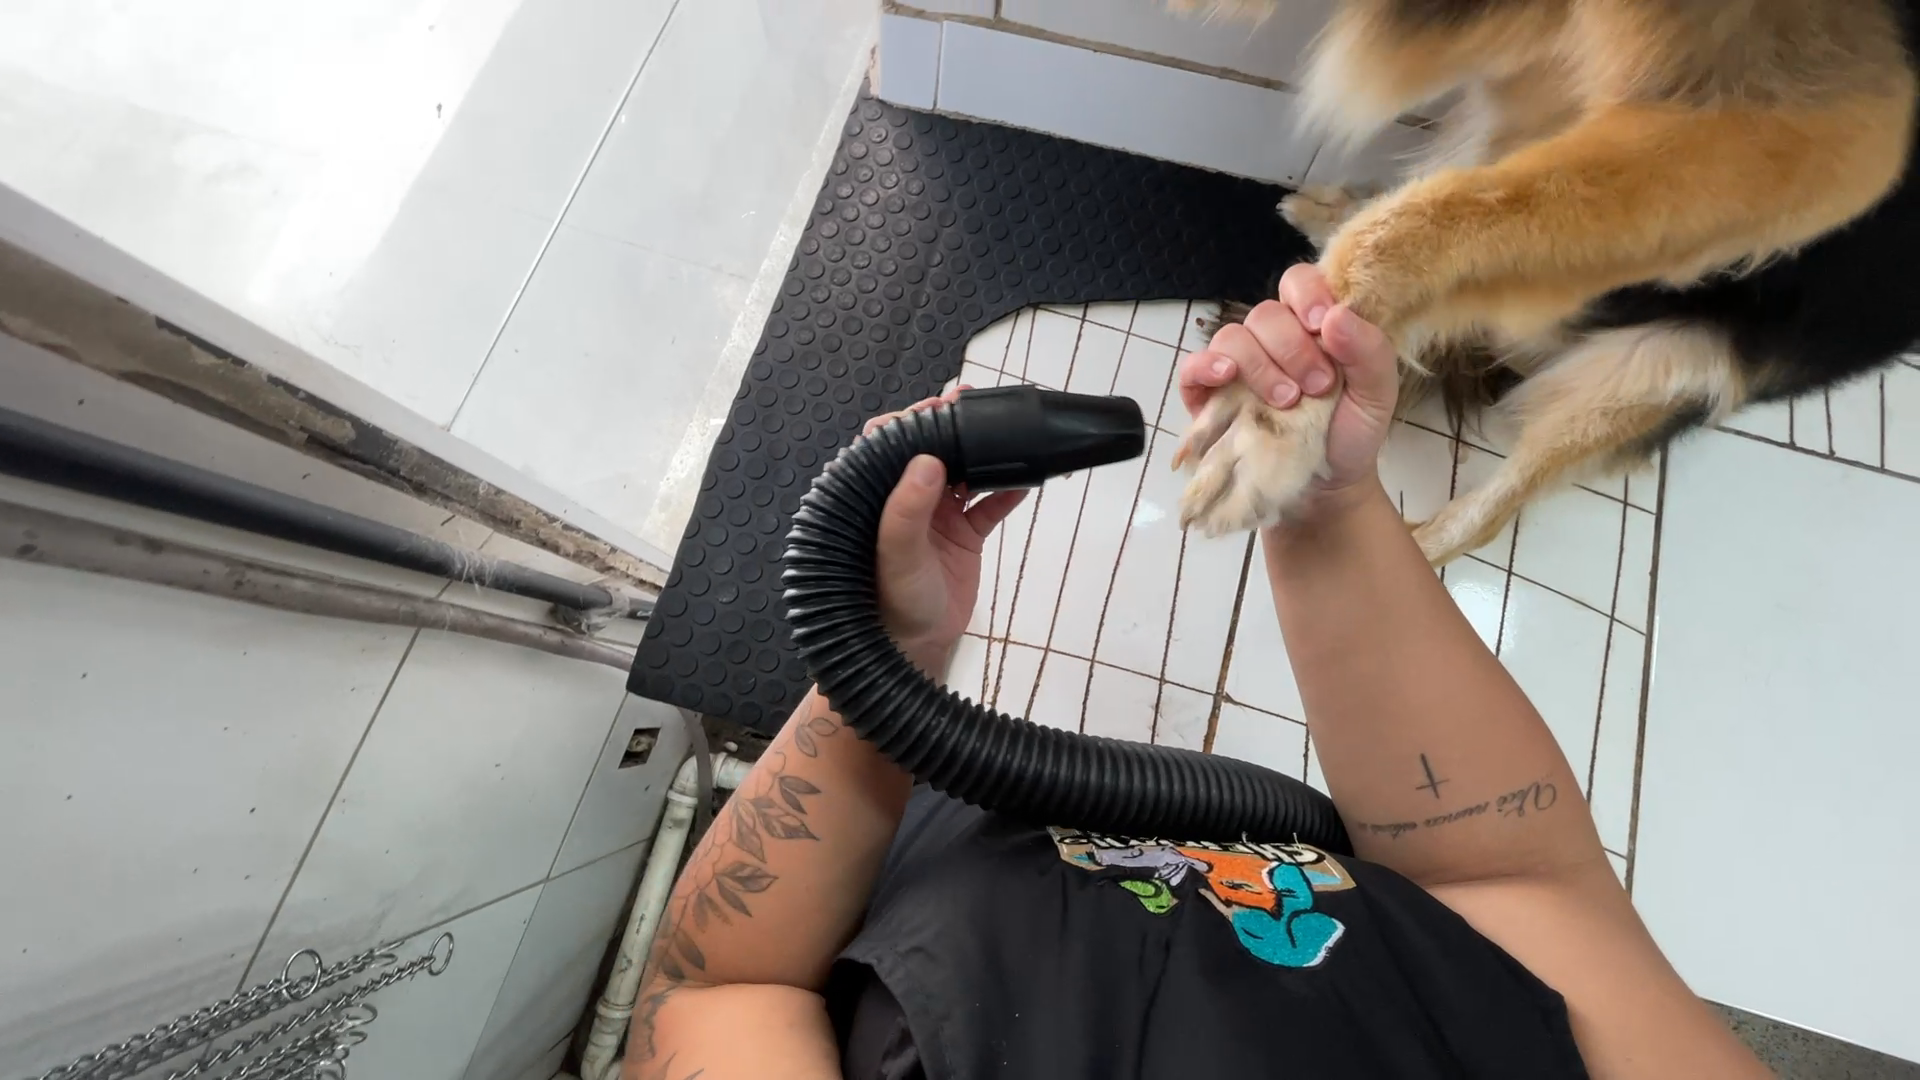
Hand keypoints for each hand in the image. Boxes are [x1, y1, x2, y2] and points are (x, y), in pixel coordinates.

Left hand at [868, 388, 1027, 670]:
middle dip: (955, 428)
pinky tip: (1030, 477)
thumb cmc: (893, 602)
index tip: (940, 404)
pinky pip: (991, 505)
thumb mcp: (896, 554)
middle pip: (933, 451)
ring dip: (986, 453)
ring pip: (966, 472)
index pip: (889, 443)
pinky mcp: (965, 535)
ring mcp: (940, 515)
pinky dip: (1010, 491)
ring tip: (1010, 432)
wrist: (917, 648)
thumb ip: (906, 510)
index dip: (912, 420)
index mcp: (881, 497)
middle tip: (979, 406)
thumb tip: (927, 460)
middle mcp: (909, 500)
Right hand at [1179, 264, 1398, 502]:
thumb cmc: (1349, 435)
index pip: (1298, 284)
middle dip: (1291, 348)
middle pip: (1264, 313)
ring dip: (1259, 365)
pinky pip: (1192, 367)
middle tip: (1315, 387)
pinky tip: (1226, 378)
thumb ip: (1369, 350)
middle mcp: (1269, 342)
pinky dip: (1206, 366)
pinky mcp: (1205, 397)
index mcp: (1310, 328)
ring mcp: (1235, 369)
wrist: (1323, 489)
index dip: (1307, 295)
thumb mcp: (1378, 393)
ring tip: (1285, 402)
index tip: (1322, 324)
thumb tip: (1335, 315)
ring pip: (1232, 337)